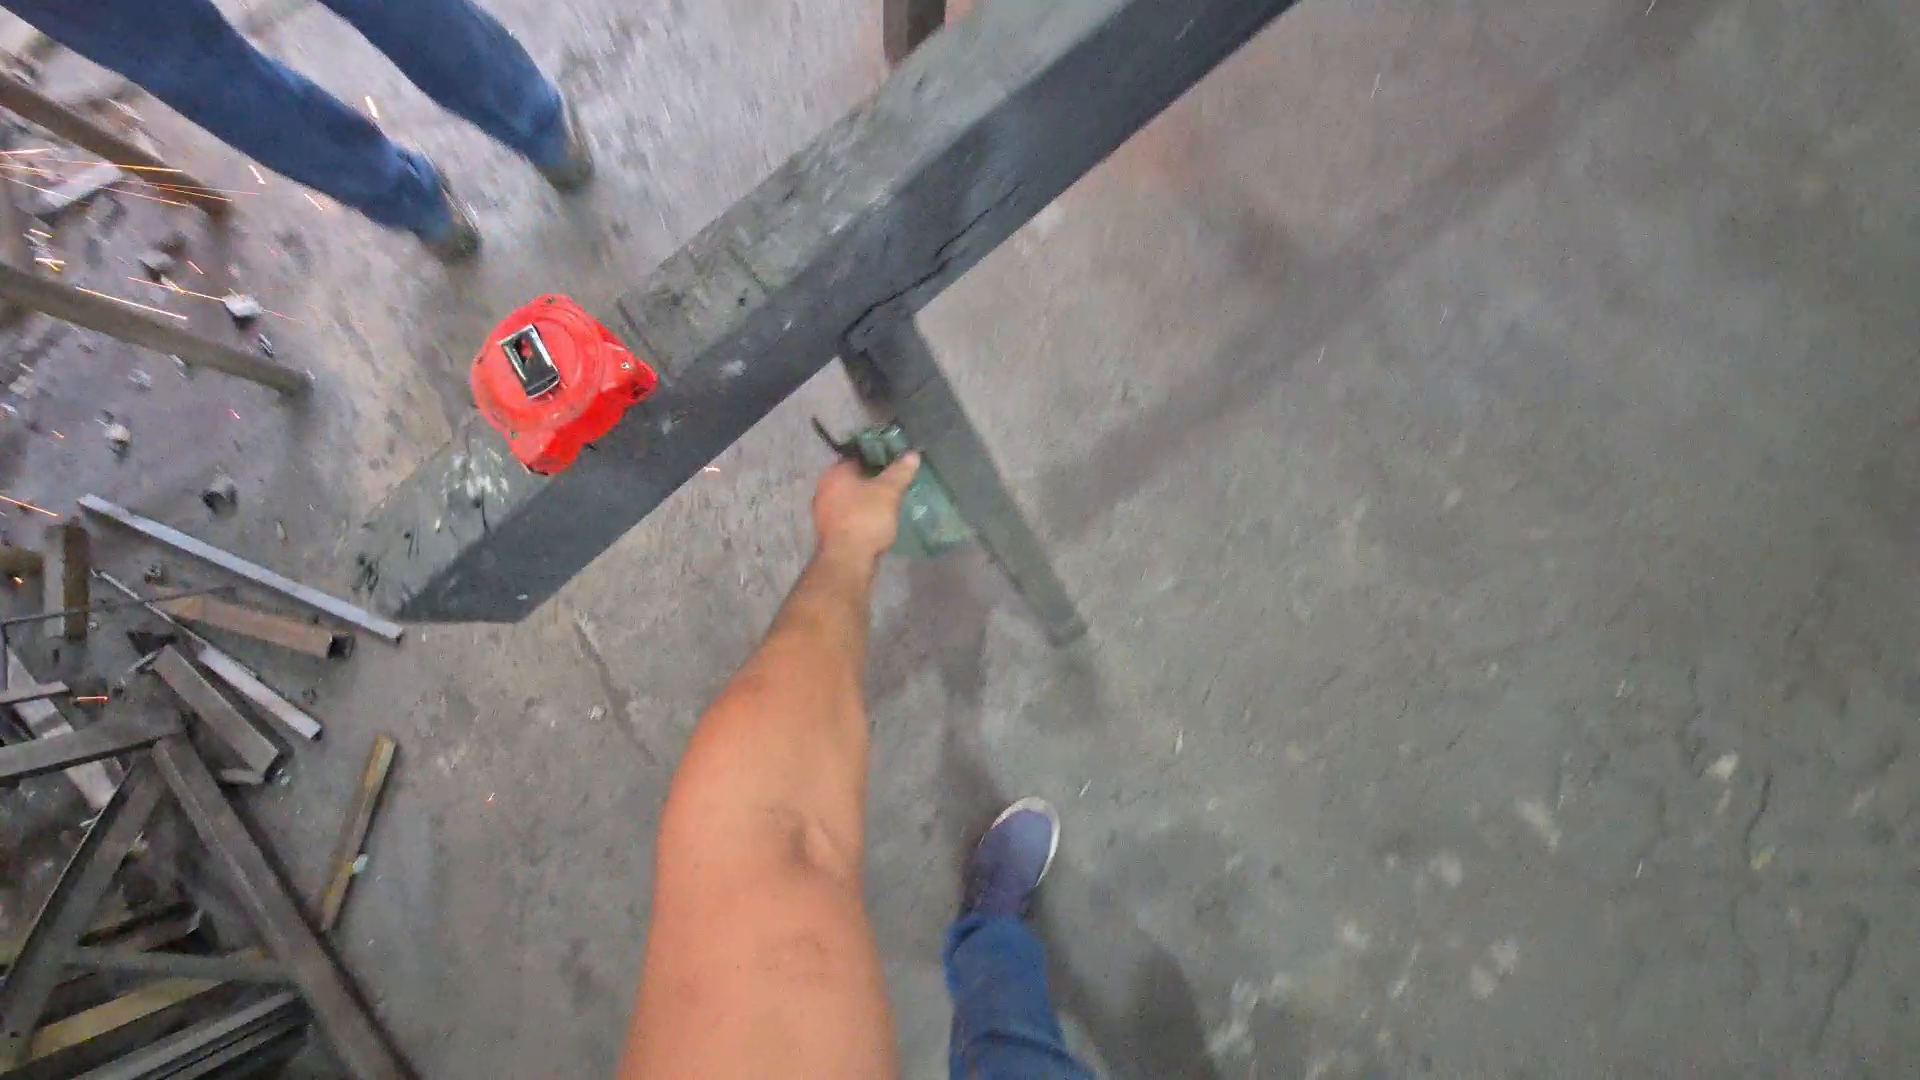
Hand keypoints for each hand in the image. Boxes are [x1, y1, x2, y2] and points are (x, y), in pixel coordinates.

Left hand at [812, 453, 919, 567]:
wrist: (847, 559)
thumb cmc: (866, 518)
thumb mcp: (888, 491)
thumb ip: (900, 472)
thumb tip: (913, 454)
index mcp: (835, 472)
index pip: (857, 456)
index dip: (877, 457)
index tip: (894, 462)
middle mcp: (824, 488)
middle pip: (852, 478)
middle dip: (871, 480)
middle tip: (894, 483)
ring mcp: (823, 511)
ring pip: (849, 498)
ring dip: (865, 499)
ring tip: (888, 502)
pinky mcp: (829, 530)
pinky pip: (848, 515)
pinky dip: (860, 515)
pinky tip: (876, 521)